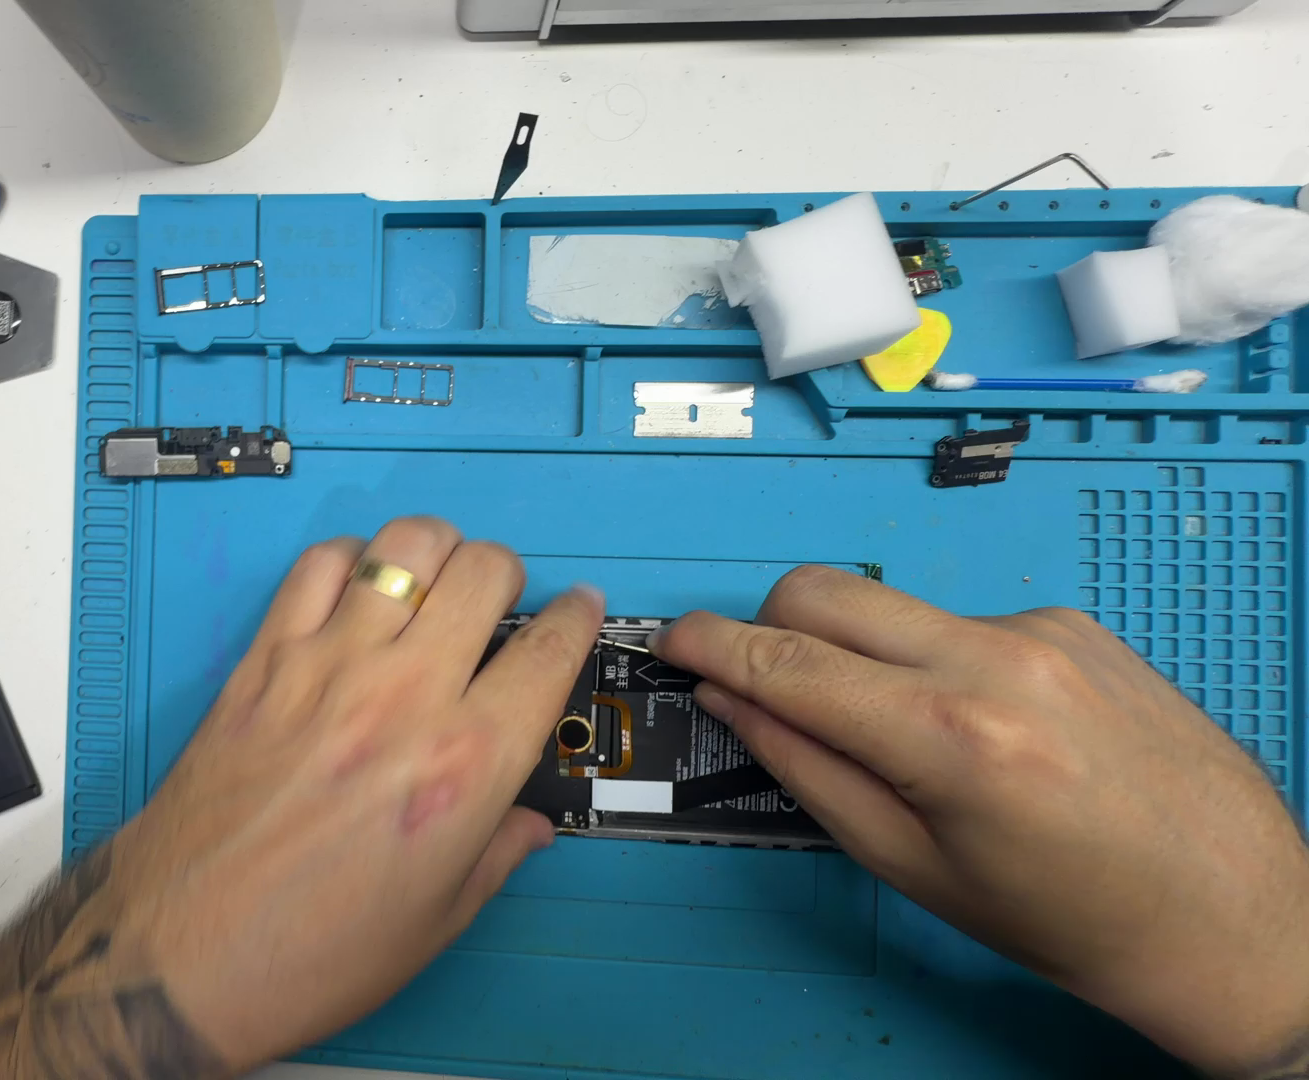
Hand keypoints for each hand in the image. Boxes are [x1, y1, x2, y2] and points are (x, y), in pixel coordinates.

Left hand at [96, 518, 601, 1071]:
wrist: (186, 947)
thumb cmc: (312, 949)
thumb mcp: (438, 919)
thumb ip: (499, 852)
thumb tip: (528, 823)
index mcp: (464, 765)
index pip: (549, 653)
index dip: (576, 618)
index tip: (576, 607)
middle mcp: (404, 695)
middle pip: (484, 573)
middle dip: (506, 573)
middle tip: (496, 597)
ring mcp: (329, 664)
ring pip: (405, 546)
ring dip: (436, 548)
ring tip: (433, 576)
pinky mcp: (267, 656)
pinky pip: (317, 565)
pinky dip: (350, 557)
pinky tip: (357, 584)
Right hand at [651, 566, 1308, 1077]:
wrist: (1255, 927)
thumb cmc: (1062, 918)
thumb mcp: (902, 860)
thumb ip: (798, 763)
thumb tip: (727, 695)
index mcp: (952, 737)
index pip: (785, 662)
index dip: (708, 644)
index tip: (670, 640)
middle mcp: (997, 661)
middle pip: (817, 593)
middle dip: (763, 628)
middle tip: (768, 685)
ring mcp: (1039, 631)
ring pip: (874, 601)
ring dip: (841, 645)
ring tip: (884, 716)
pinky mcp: (1068, 622)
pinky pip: (940, 616)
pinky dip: (914, 653)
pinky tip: (964, 711)